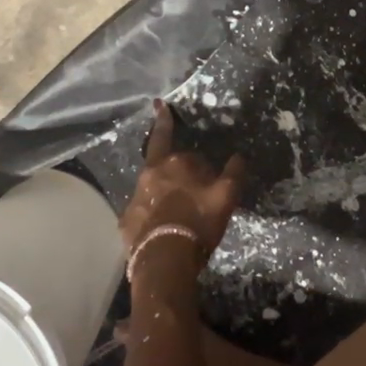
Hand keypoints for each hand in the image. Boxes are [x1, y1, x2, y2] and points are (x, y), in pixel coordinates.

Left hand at [122, 101, 243, 258]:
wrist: (166, 260)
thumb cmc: (198, 222)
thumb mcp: (226, 196)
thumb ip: (234, 173)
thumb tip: (239, 156)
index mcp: (173, 162)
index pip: (168, 134)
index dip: (165, 119)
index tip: (159, 104)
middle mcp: (150, 173)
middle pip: (160, 160)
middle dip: (170, 161)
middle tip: (182, 172)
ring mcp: (135, 198)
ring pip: (150, 185)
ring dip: (161, 189)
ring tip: (174, 202)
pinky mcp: (127, 221)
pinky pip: (142, 211)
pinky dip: (151, 213)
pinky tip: (161, 225)